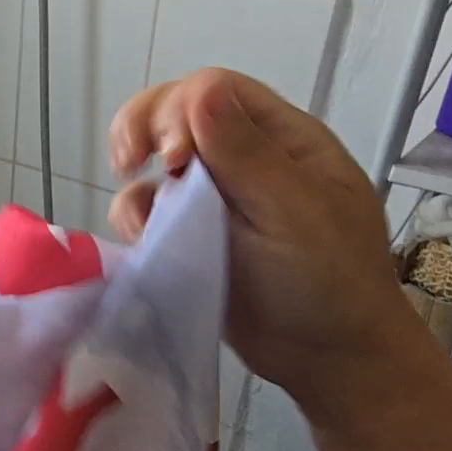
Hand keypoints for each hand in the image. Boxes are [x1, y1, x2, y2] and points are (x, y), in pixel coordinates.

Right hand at [108, 69, 423, 421]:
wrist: (326, 359)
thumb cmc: (326, 280)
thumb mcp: (291, 211)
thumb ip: (244, 152)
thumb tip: (195, 90)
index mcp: (281, 140)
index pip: (213, 91)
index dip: (178, 113)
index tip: (169, 162)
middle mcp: (242, 159)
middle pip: (174, 113)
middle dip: (140, 130)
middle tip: (125, 163)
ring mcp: (213, 197)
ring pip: (153, 162)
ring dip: (135, 181)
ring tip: (142, 218)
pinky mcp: (188, 234)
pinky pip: (146, 209)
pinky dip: (135, 219)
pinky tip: (146, 241)